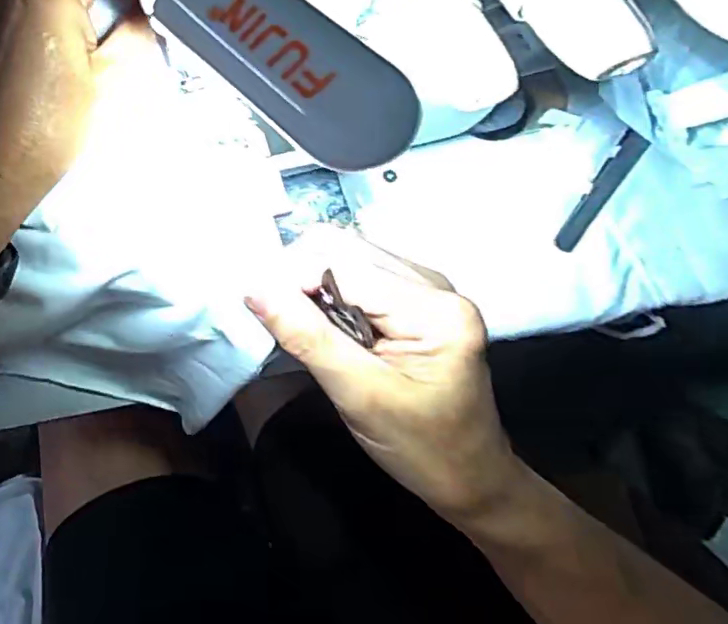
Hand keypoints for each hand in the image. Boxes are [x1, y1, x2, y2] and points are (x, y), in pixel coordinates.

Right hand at [246, 229, 521, 522]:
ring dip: (313, 282)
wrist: (472, 480)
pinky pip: (357, 269)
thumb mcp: (359, 397)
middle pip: (343, 248)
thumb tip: (255, 289)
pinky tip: (327, 322)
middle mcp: (434, 284)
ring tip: (304, 324)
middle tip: (279, 318)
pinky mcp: (414, 293)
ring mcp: (425, 285)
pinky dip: (329, 288)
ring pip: (345, 253)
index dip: (293, 278)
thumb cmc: (422, 450)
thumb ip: (307, 338)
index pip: (344, 265)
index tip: (259, 306)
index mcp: (434, 310)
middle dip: (300, 276)